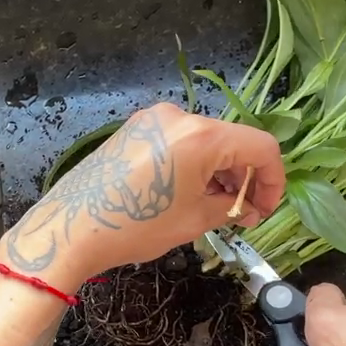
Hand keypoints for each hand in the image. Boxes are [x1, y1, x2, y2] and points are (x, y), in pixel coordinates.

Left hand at [0, 103, 284, 288]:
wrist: (71, 228)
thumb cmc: (135, 226)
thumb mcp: (193, 221)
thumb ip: (230, 208)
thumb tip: (248, 208)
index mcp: (201, 135)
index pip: (261, 147)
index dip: (273, 180)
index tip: (265, 208)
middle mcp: (179, 117)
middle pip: (232, 141)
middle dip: (244, 177)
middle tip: (242, 214)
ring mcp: (153, 120)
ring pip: (205, 141)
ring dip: (218, 172)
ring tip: (213, 209)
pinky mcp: (134, 130)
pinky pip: (178, 142)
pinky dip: (193, 165)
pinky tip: (186, 194)